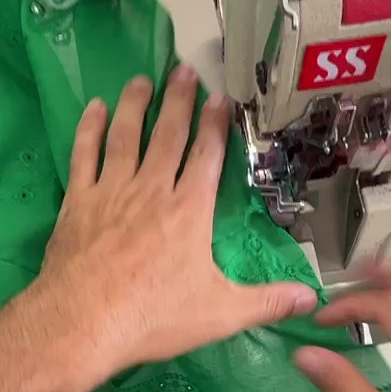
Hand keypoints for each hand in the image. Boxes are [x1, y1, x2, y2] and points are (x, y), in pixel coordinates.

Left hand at [29, 67, 317, 377]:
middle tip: (182, 69)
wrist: (84, 321)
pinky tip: (95, 110)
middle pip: (168, 135)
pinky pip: (84, 155)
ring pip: (126, 136)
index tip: (219, 97)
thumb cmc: (154, 317)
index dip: (215, 125)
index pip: (206, 156)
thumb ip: (267, 302)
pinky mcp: (77, 202)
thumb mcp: (221, 313)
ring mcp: (111, 192)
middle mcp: (151, 190)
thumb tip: (312, 299)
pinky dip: (90, 129)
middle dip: (178, 101)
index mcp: (189, 211)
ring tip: (142, 80)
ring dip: (136, 105)